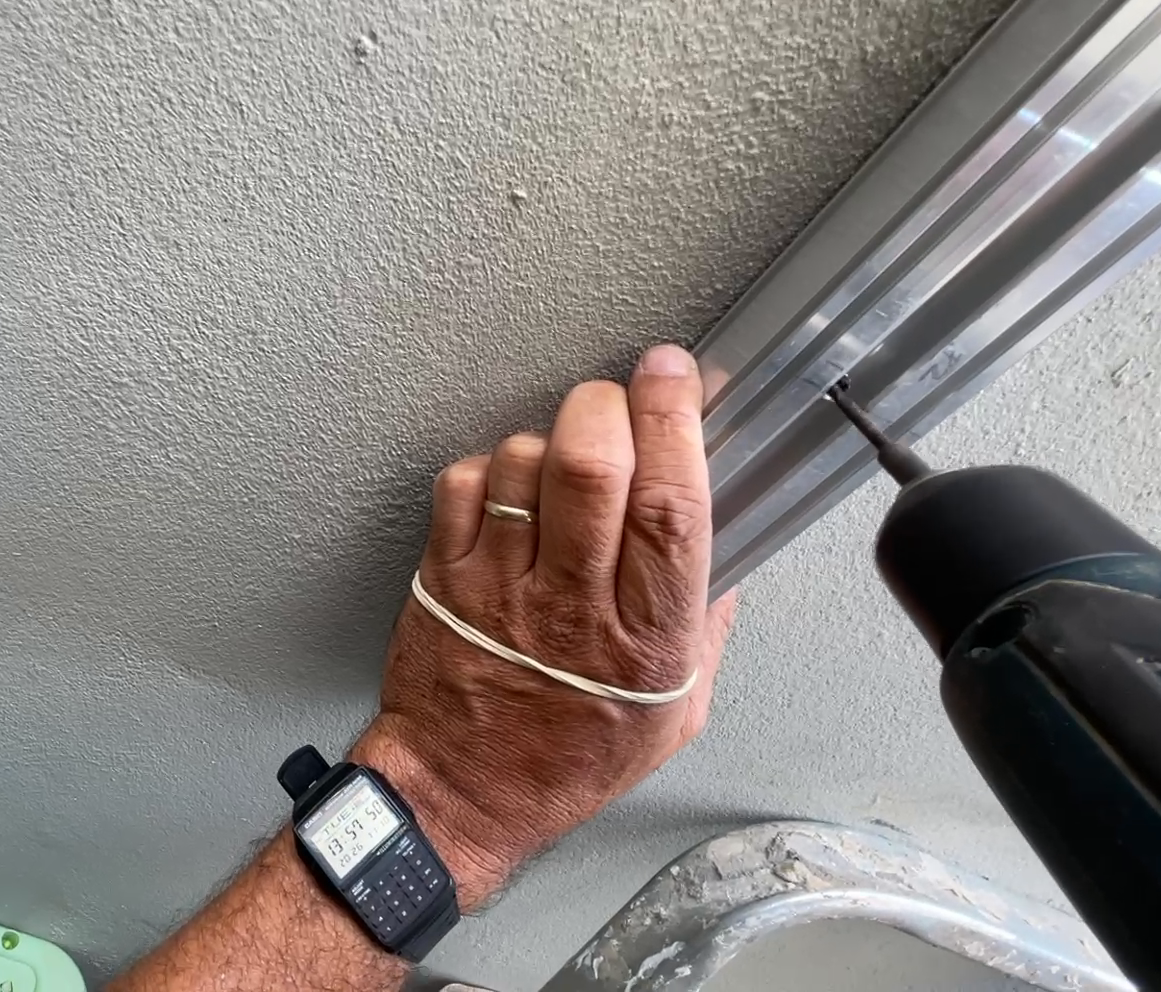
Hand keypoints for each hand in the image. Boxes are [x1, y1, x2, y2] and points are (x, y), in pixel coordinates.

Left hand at [352, 345, 737, 905]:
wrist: (464, 783)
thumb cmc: (567, 755)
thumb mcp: (674, 713)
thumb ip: (704, 626)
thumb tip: (718, 547)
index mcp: (645, 638)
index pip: (669, 507)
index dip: (675, 425)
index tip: (674, 377)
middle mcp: (570, 603)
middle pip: (589, 467)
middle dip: (603, 408)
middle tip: (610, 402)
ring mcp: (497, 585)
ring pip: (521, 466)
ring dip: (544, 443)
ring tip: (554, 472)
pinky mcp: (442, 576)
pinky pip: (462, 485)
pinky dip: (486, 471)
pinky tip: (502, 500)